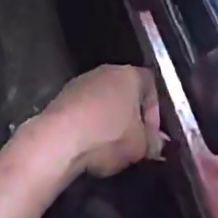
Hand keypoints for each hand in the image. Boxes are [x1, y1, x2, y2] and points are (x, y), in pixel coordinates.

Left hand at [21, 64, 164, 178]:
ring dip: (112, 119)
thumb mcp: (141, 146)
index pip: (151, 84)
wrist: (60, 137)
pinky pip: (87, 106)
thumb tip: (158, 142)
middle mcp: (106, 70)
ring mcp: (83, 80)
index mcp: (129, 75)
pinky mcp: (65, 93)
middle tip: (135, 143)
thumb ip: (154, 142)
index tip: (152, 136)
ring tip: (112, 146)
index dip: (155, 111)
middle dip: (133, 117)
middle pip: (127, 91)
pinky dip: (93, 121)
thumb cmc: (108, 135)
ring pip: (106, 99)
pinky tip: (91, 142)